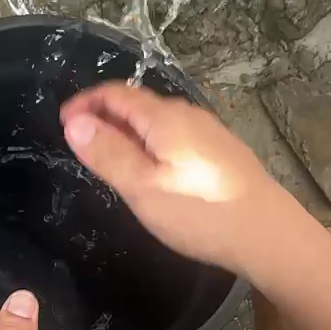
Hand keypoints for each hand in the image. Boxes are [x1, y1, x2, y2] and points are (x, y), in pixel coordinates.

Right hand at [60, 83, 308, 276]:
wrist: (268, 236)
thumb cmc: (200, 213)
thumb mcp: (143, 188)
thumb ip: (108, 154)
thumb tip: (75, 123)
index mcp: (165, 118)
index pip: (116, 93)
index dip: (85, 103)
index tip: (62, 122)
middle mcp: (189, 116)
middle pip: (138, 105)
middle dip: (104, 117)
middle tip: (80, 143)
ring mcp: (208, 134)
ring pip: (157, 123)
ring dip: (128, 132)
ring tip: (109, 159)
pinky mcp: (220, 154)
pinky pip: (175, 138)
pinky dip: (151, 145)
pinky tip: (150, 172)